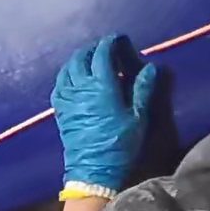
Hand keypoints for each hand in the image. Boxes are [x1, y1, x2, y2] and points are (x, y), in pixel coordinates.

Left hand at [51, 35, 158, 192]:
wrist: (93, 171)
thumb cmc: (120, 144)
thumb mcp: (138, 117)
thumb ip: (143, 89)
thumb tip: (150, 67)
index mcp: (101, 84)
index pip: (102, 53)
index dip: (110, 42)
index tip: (118, 39)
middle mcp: (80, 85)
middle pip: (82, 57)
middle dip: (93, 49)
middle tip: (105, 49)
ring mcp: (66, 97)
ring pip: (68, 68)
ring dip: (78, 60)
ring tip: (89, 61)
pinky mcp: (59, 109)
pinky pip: (60, 84)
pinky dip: (67, 75)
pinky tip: (74, 79)